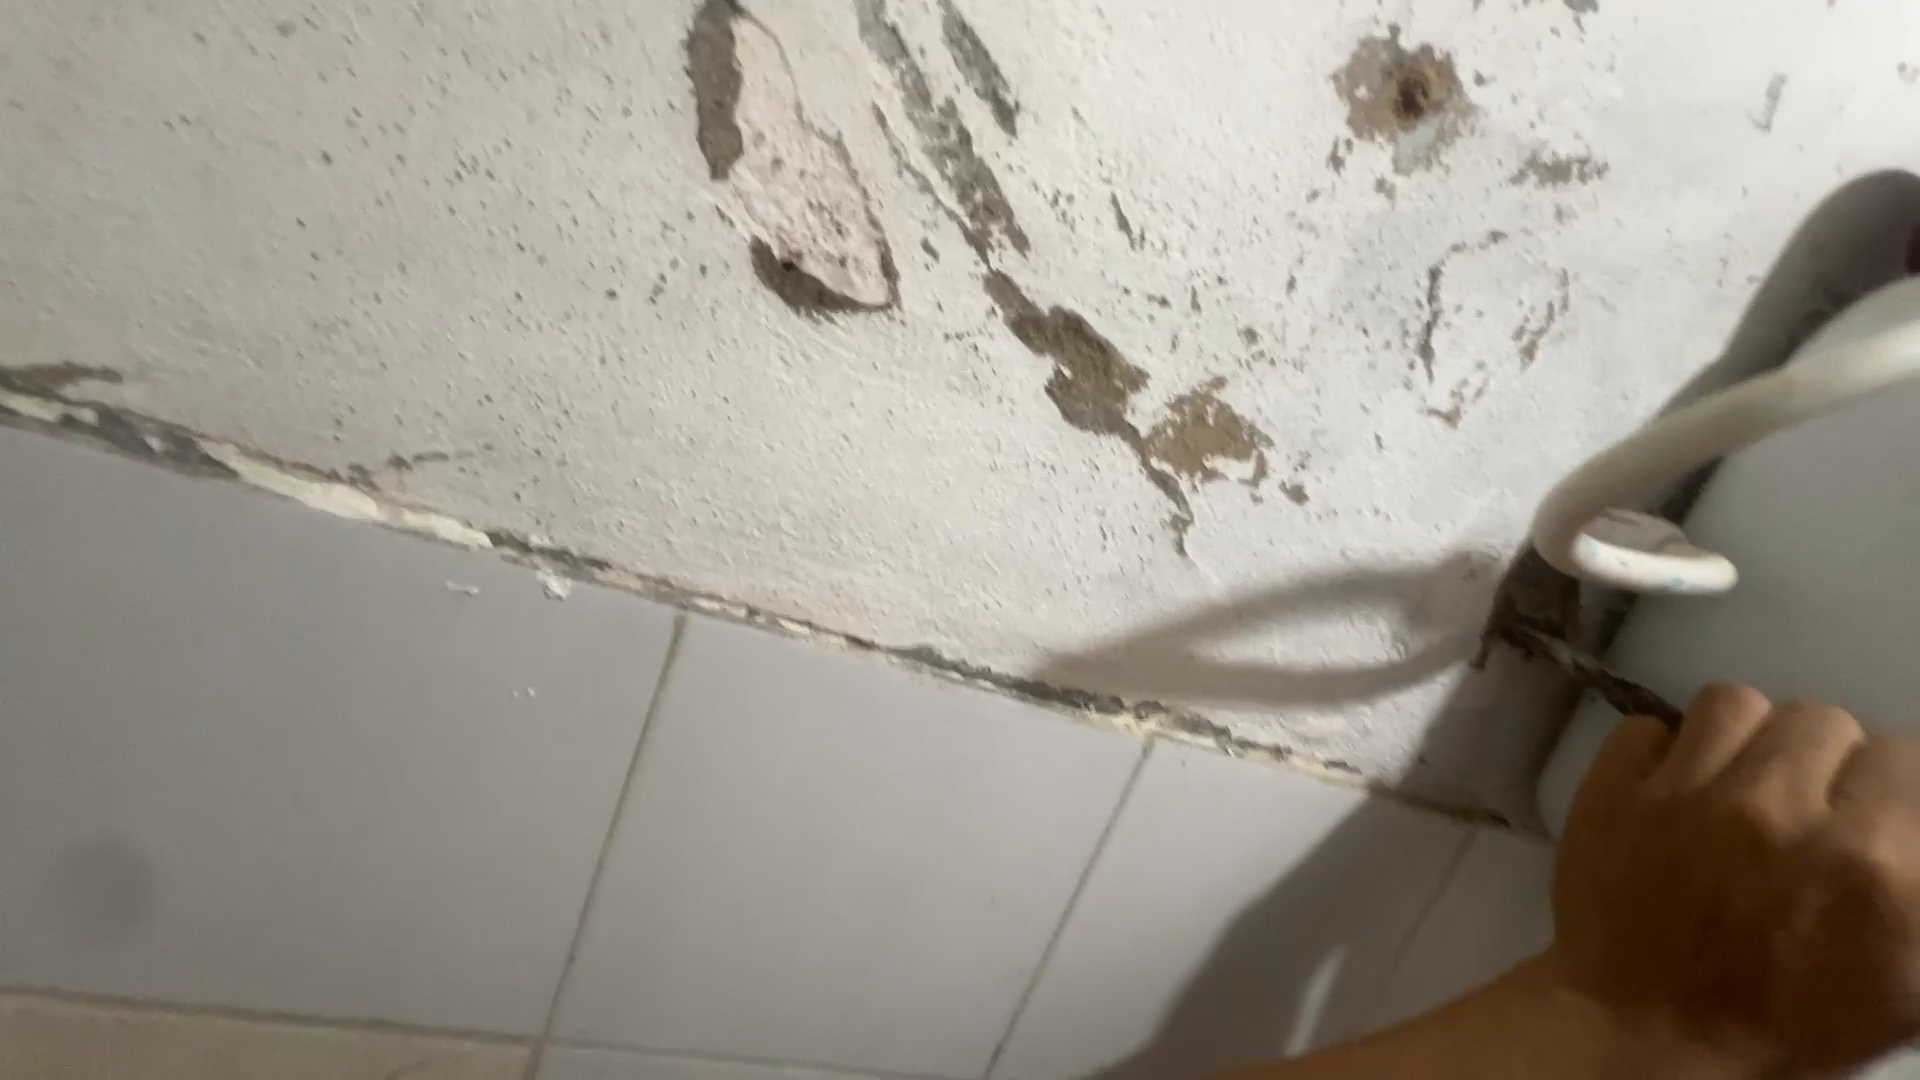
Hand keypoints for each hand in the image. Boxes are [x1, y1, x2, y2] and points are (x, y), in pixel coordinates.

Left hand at [1550, 684, 1919, 1073]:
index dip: (1890, 781)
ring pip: (1732, 702)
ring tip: (1736, 773)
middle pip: (1819, 718)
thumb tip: (1902, 811)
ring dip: (1743, 733)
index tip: (1869, 803)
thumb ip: (1913, 873)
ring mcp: (1683, 792)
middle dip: (1821, 753)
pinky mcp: (1610, 785)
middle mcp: (1779, 813)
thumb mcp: (1909, 969)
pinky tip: (1669, 782)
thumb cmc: (1792, 1012)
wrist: (1651, 1018)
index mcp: (1875, 865)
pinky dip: (1662, 747)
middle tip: (1802, 792)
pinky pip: (1646, 724)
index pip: (1907, 759)